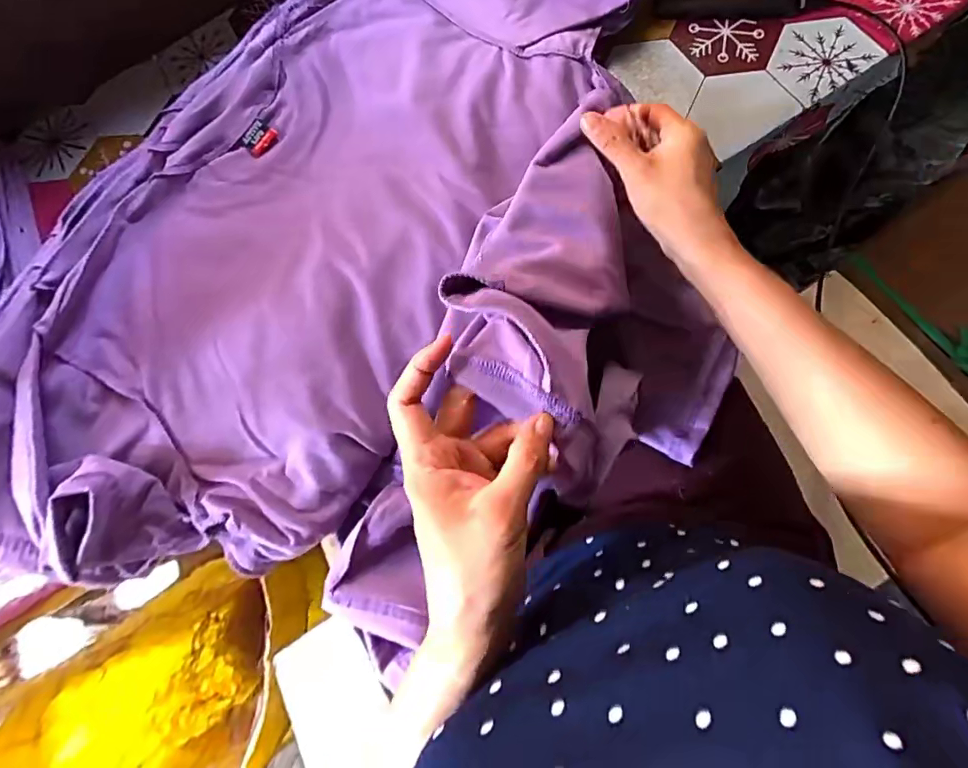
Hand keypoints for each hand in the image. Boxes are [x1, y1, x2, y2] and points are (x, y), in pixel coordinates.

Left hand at [386, 334, 552, 668]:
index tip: (448, 343)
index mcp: (426, 461)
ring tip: (558, 441)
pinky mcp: (486, 492)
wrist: (476, 625)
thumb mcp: (504, 510)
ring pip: (493, 435)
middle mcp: (441, 460)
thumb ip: (525, 460)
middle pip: (462, 411)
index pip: (408, 402)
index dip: (421, 368)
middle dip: (497, 400)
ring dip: (524, 435)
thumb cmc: (473, 569)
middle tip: (532, 383)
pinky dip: (529, 456)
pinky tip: (557, 462)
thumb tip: (544, 419)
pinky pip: (508, 460)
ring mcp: (465, 476)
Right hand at [581, 102, 729, 266]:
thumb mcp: (634, 169)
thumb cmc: (667, 202)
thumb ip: (610, 141)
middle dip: (626, 132)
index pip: (650, 109)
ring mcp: (691, 162)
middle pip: (654, 126)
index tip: (599, 127)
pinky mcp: (687, 180)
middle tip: (599, 144)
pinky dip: (643, 164)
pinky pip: (662, 162)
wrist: (697, 243)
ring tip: (608, 160)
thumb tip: (587, 117)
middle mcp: (692, 141)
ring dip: (632, 149)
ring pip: (656, 146)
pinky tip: (626, 176)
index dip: (623, 114)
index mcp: (684, 131)